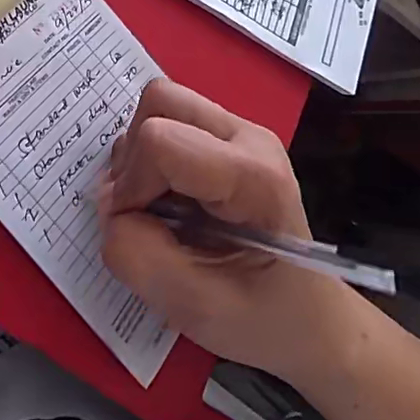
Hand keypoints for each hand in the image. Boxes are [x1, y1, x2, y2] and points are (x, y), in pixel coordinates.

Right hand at [98, 80, 364, 382]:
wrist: (309, 316)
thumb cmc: (264, 317)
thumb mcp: (197, 310)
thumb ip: (140, 258)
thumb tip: (110, 209)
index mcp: (254, 177)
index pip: (162, 140)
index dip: (131, 184)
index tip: (138, 229)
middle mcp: (247, 136)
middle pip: (159, 101)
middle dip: (134, 157)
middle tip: (144, 212)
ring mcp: (238, 130)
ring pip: (161, 104)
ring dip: (141, 156)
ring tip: (160, 209)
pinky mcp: (225, 135)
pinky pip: (170, 120)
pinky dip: (151, 156)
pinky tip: (169, 199)